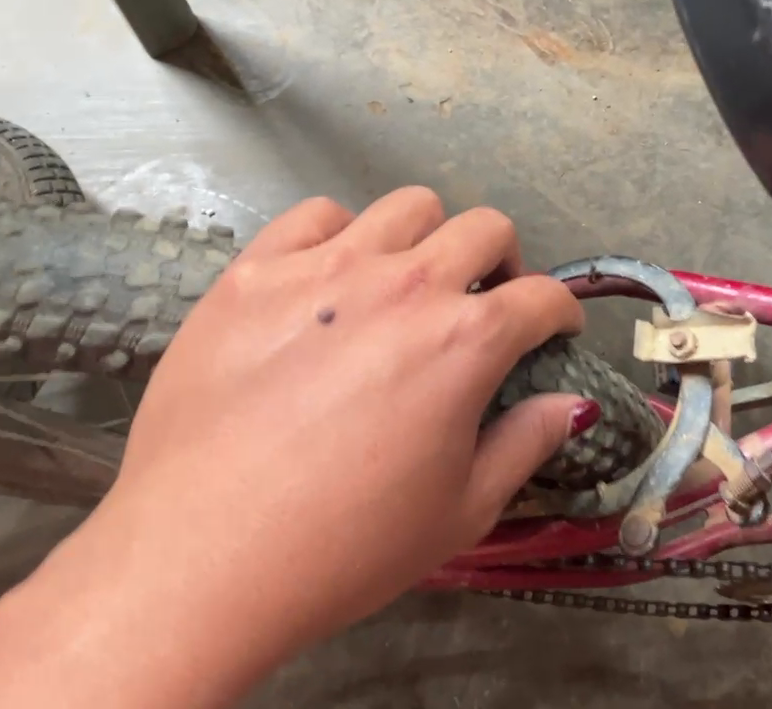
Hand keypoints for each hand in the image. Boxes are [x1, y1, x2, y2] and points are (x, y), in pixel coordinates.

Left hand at [0, 189, 595, 708]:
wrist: (198, 563)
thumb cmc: (346, 546)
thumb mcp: (463, 511)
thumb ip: (529, 442)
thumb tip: (572, 403)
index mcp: (466, 340)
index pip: (543, 296)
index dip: (561, 312)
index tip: (553, 330)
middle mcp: (407, 285)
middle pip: (486, 228)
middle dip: (503, 262)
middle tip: (483, 303)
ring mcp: (326, 268)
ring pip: (407, 207)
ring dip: (426, 241)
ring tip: (405, 285)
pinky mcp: (255, 272)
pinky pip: (316, 216)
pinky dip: (339, 237)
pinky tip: (329, 282)